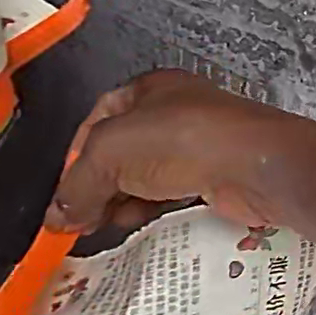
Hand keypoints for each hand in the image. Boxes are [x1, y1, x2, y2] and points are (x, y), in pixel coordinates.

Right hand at [45, 70, 298, 234]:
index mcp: (154, 88)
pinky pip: (175, 192)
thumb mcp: (108, 153)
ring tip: (103, 226)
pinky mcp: (218, 174)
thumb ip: (76, 186)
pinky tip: (138, 224)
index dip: (75, 154)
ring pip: (148, 174)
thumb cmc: (182, 141)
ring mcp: (202, 143)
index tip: (62, 190)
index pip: (98, 118)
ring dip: (122, 200)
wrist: (256, 164)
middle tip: (78, 219)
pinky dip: (153, 207)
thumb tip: (59, 219)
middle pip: (123, 150)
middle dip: (97, 184)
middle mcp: (179, 111)